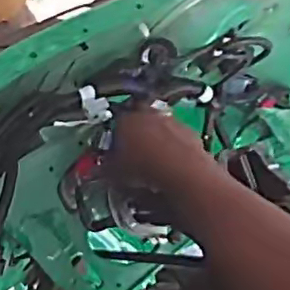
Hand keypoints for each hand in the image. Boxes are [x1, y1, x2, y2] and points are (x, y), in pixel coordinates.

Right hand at [111, 105, 226, 190]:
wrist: (182, 175)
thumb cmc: (142, 171)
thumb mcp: (113, 173)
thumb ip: (104, 167)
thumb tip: (98, 168)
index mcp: (125, 119)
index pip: (114, 122)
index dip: (112, 136)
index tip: (112, 149)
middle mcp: (149, 114)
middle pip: (138, 119)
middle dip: (135, 132)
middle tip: (131, 151)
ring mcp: (172, 121)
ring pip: (158, 126)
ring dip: (155, 138)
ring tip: (151, 160)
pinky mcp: (190, 133)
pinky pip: (175, 137)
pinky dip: (172, 147)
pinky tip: (169, 164)